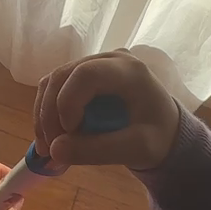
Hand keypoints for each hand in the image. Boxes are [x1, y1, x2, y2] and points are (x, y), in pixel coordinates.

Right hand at [34, 50, 180, 169]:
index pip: (85, 75)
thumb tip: (54, 150)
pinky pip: (56, 87)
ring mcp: (95, 64)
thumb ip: (98, 150)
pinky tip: (51, 137)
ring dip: (44, 114)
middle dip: (49, 114)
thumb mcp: (137, 150)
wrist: (166, 131)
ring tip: (48, 148)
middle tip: (49, 150)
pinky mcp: (84, 75)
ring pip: (53, 81)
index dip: (67, 103)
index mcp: (129, 70)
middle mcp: (109, 59)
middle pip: (63, 76)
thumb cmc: (159, 138)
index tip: (69, 135)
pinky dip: (47, 112)